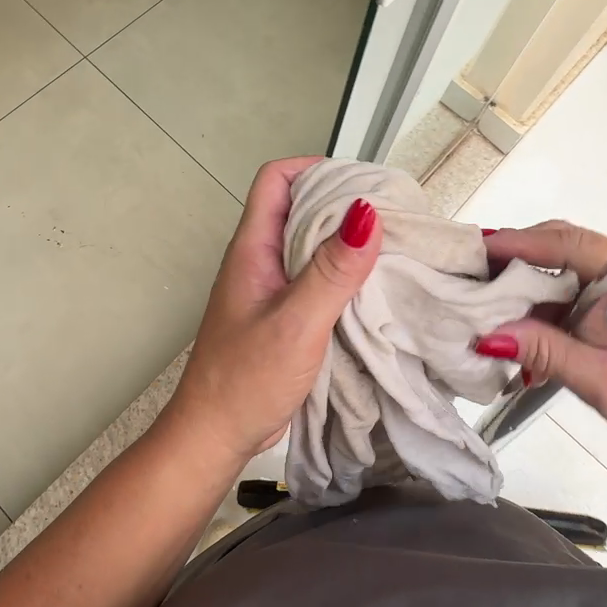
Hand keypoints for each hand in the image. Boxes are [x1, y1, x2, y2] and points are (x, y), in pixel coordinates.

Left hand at [162, 157, 380, 461]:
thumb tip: (368, 213)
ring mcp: (270, 287)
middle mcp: (260, 259)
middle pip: (298, 206)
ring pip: (309, 243)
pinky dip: (343, 273)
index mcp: (253, 248)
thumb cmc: (246, 379)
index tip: (360, 182)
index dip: (314, 169)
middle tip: (389, 212)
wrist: (215, 437)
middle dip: (341, 201)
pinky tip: (372, 286)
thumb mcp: (296, 322)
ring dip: (345, 240)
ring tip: (390, 244)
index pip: (276, 179)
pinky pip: (315, 277)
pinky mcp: (282, 314)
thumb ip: (332, 271)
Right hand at [476, 221, 606, 468]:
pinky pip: (587, 292)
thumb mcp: (605, 384)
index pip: (578, 245)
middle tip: (478, 268)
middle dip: (524, 256)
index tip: (484, 246)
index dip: (527, 243)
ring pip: (577, 270)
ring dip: (536, 282)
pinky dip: (555, 303)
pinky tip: (527, 322)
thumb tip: (488, 335)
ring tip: (492, 294)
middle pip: (574, 248)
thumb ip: (548, 353)